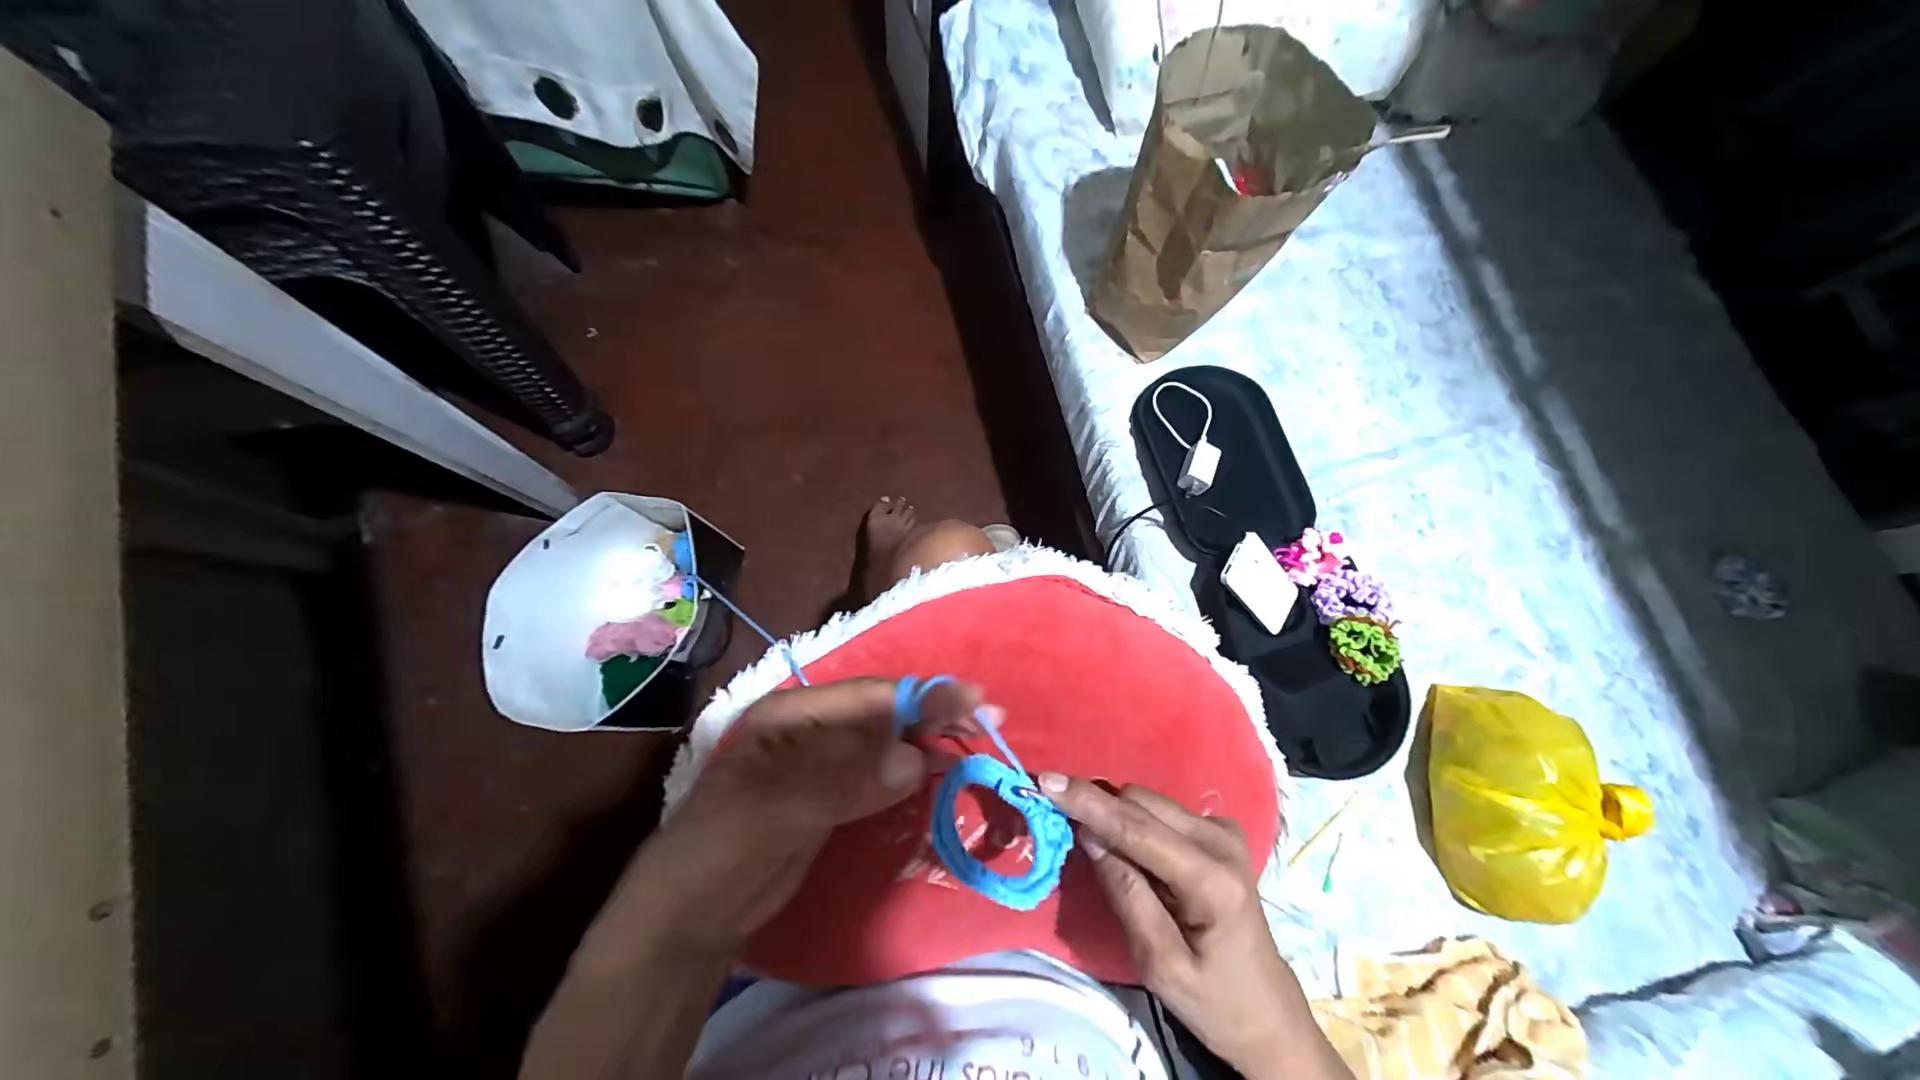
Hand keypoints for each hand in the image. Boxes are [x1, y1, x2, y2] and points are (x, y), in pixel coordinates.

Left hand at [617, 677, 991, 952]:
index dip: (919, 696)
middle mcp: (814, 730)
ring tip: (980, 741)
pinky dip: (916, 772)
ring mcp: (827, 764)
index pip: (866, 697)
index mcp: (791, 715)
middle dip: (934, 713)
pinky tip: (945, 771)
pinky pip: (884, 776)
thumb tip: (913, 759)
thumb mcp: (773, 812)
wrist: (693, 916)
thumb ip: (840, 781)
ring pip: (889, 743)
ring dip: (932, 741)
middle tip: (990, 718)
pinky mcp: (838, 796)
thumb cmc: (721, 849)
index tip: (972, 699)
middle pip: (884, 715)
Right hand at [1038, 774, 1351, 1079]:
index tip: (1045, 782)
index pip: (1136, 828)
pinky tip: (1126, 850)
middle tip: (1054, 816)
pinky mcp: (1220, 832)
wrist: (1268, 1013)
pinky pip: (1160, 811)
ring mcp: (1224, 831)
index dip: (1088, 802)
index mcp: (1212, 880)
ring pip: (1148, 801)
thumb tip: (1089, 834)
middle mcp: (1221, 840)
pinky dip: (1132, 821)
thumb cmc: (1212, 1001)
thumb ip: (1125, 892)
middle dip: (1096, 806)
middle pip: (1140, 803)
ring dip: (1113, 813)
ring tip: (1090, 841)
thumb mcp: (1158, 962)